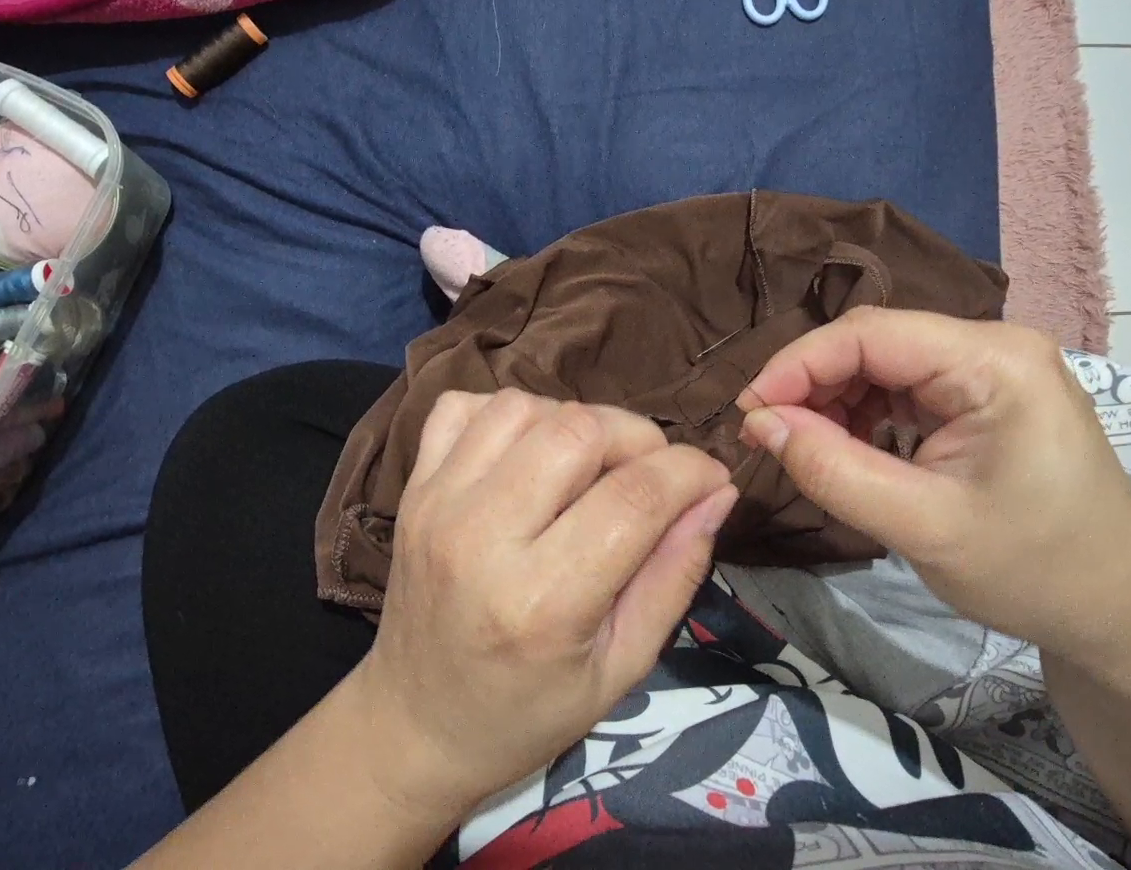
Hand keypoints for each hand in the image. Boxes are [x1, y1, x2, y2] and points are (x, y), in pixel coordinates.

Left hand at [348, 389, 736, 815]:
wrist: (416, 723)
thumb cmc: (528, 712)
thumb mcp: (621, 668)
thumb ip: (675, 578)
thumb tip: (717, 494)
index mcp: (543, 603)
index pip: (635, 498)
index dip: (690, 472)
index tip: (713, 478)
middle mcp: (482, 538)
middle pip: (578, 431)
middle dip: (637, 437)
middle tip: (652, 473)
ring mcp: (437, 504)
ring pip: (523, 406)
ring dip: (575, 421)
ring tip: (591, 464)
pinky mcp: (413, 488)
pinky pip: (462, 407)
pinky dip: (508, 414)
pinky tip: (529, 452)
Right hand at [735, 308, 1130, 666]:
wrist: (1116, 611)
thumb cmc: (1032, 571)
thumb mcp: (922, 527)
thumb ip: (833, 470)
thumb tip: (759, 422)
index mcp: (995, 362)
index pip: (870, 334)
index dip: (798, 364)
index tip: (748, 412)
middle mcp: (994, 346)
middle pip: (874, 342)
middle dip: (812, 384)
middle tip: (766, 436)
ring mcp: (990, 368)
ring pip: (881, 363)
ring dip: (832, 401)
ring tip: (802, 449)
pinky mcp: (981, 395)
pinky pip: (902, 387)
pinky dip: (861, 415)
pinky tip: (844, 449)